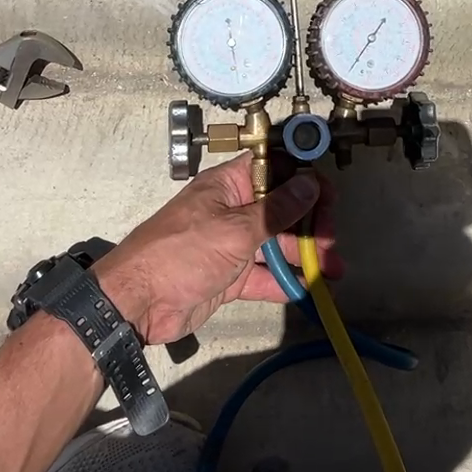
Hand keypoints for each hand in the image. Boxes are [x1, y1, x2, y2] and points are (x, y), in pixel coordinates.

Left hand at [91, 154, 342, 344]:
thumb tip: (310, 184)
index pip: (273, 169)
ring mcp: (232, 245)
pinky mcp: (230, 277)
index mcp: (229, 186)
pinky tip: (309, 290)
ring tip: (333, 270)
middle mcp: (233, 210)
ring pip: (276, 244)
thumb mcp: (234, 229)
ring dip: (305, 255)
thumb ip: (276, 210)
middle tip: (332, 242)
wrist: (137, 302)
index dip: (303, 177)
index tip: (328, 194)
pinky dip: (285, 282)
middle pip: (281, 209)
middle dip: (310, 223)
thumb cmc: (182, 252)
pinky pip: (264, 275)